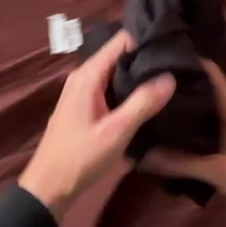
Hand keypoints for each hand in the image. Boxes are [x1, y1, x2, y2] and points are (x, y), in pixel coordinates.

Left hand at [18, 31, 175, 219]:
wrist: (49, 185)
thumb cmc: (81, 156)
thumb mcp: (117, 131)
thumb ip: (143, 103)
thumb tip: (170, 77)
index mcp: (88, 75)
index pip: (121, 41)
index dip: (146, 42)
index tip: (171, 50)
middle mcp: (83, 76)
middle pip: (119, 55)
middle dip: (144, 60)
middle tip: (175, 68)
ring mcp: (82, 90)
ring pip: (115, 73)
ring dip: (137, 77)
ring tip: (167, 82)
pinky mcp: (84, 105)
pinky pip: (109, 87)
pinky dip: (127, 90)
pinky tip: (146, 101)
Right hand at [139, 61, 225, 211]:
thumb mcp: (214, 170)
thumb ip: (178, 162)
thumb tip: (142, 156)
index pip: (210, 72)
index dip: (189, 61)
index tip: (162, 56)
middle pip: (207, 87)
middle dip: (183, 82)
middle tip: (152, 78)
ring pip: (210, 104)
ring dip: (190, 101)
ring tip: (158, 98)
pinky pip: (213, 120)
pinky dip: (196, 119)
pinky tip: (177, 125)